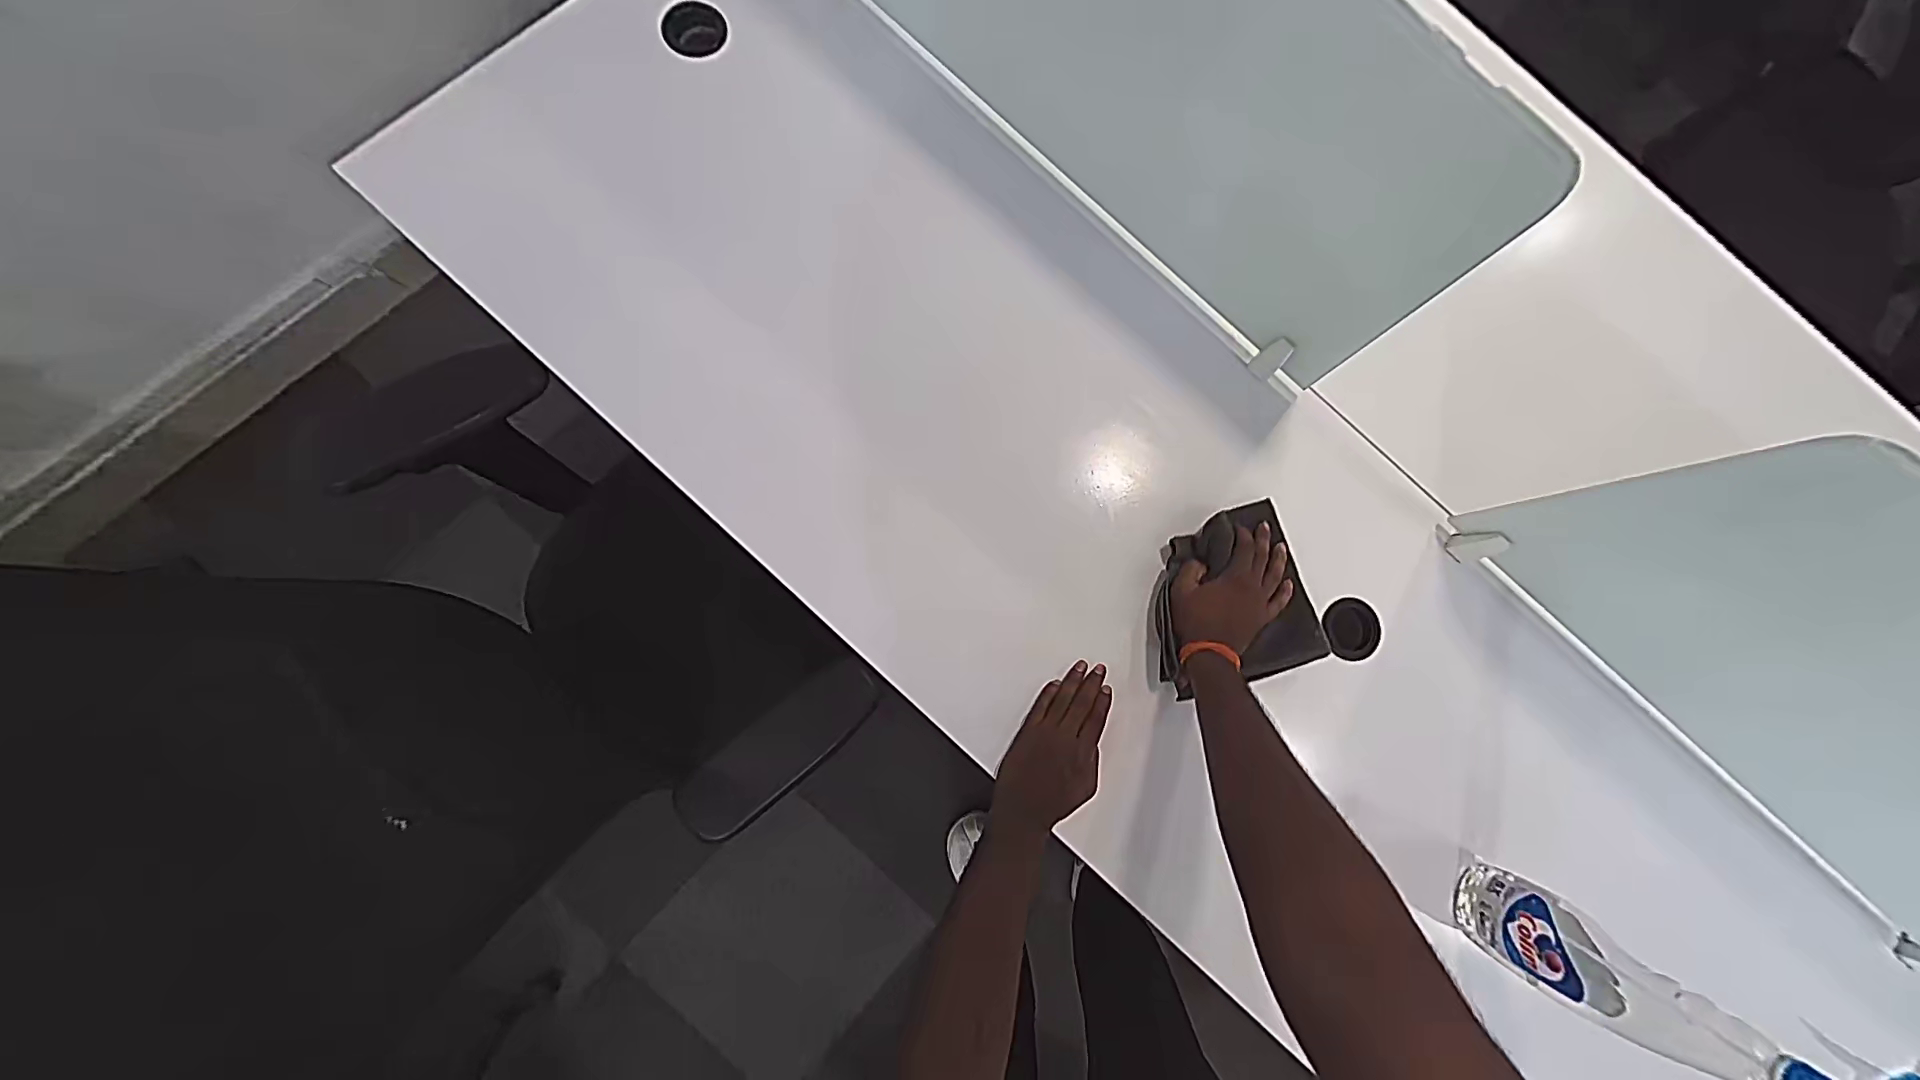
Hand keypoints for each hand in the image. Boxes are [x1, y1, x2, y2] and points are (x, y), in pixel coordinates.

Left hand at [991, 660, 1110, 838]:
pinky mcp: (1027, 731)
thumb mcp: (1085, 787)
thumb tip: (1091, 746)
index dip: (1103, 701)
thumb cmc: (1050, 803)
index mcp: (1082, 751)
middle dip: (1092, 683)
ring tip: (1080, 668)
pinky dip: (1048, 693)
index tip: (1106, 689)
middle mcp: (1064, 737)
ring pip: (1062, 699)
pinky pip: (1040, 706)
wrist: (1023, 809)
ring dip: (1073, 681)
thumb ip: (1090, 761)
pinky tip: (1054, 684)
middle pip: (1082, 703)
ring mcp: (1045, 732)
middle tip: (1098, 670)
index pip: (1096, 718)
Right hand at [1170, 523, 1293, 655]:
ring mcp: (1259, 604)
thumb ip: (1190, 571)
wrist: (1209, 653)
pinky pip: (1279, 601)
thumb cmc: (1197, 625)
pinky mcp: (1261, 618)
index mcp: (1235, 578)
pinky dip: (1285, 591)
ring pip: (1275, 576)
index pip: (1245, 549)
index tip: (1241, 530)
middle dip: (1264, 540)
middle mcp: (1252, 589)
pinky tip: (1287, 584)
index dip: (1244, 536)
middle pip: (1263, 558)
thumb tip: (1198, 564)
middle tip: (1265, 529)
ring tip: (1281, 549)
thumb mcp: (1182, 591)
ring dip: (1278, 559)